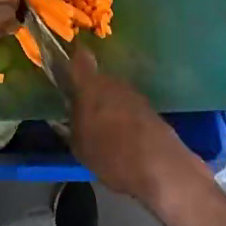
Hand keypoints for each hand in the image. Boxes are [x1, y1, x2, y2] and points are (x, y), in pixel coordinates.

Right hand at [68, 48, 213, 208]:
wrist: (160, 167)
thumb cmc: (110, 155)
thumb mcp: (78, 146)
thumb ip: (71, 124)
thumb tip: (70, 113)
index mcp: (90, 86)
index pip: (80, 58)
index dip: (73, 58)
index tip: (66, 66)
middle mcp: (113, 82)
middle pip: (97, 78)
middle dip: (89, 90)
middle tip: (80, 109)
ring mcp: (134, 94)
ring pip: (114, 92)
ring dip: (107, 104)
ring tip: (101, 127)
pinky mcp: (150, 108)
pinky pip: (128, 106)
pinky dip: (122, 115)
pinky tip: (121, 136)